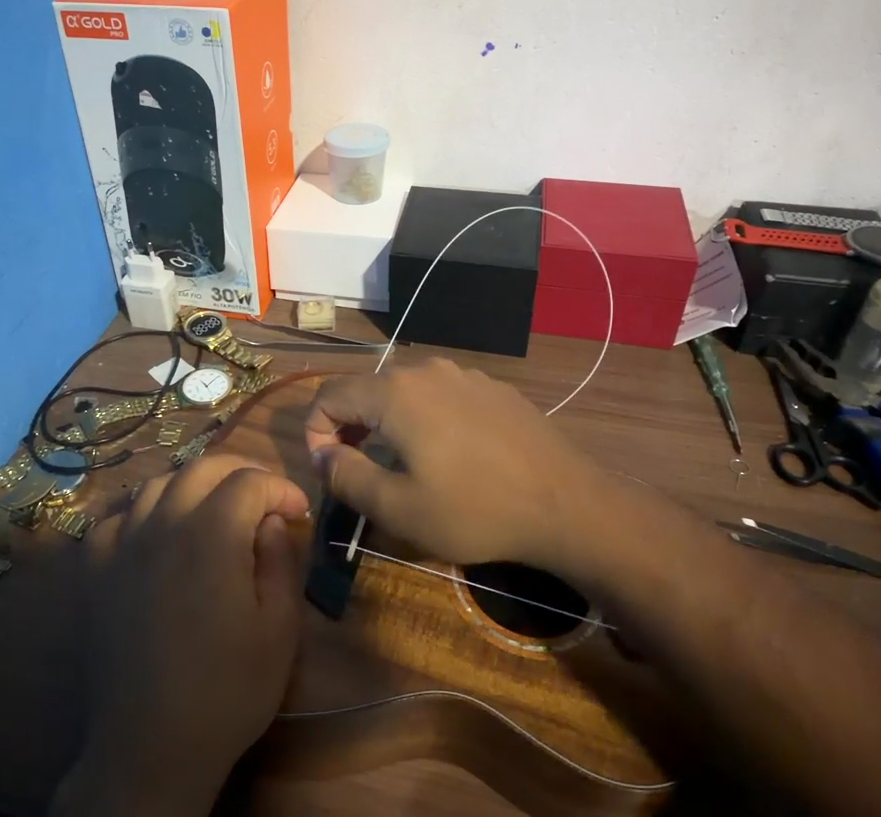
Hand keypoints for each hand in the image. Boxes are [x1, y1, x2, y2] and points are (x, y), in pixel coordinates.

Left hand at [53, 456, 309, 816]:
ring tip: (216, 510)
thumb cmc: (227, 690)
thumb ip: (281, 561)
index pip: (249, 482)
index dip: (280, 488)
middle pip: (202, 467)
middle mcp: (162, 524)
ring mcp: (122, 543)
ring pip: (158, 482)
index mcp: (211, 536)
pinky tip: (160, 529)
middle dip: (241, 472)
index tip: (298, 513)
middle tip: (265, 498)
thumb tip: (272, 520)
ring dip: (195, 484)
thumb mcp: (280, 630)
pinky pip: (119, 514)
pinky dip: (146, 508)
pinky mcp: (96, 567)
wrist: (150, 744)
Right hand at [305, 358, 608, 565]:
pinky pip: (442, 397)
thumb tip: (323, 456)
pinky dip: (426, 420)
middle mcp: (427, 370)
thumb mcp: (398, 508)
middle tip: (359, 471)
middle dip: (351, 427)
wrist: (566, 504)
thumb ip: (346, 477)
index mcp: (395, 393)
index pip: (329, 394)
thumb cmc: (475, 510)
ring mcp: (466, 375)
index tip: (328, 471)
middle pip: (367, 389)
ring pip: (405, 392)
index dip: (314, 431)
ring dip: (389, 424)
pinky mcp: (494, 389)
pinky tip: (451, 457)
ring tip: (403, 466)